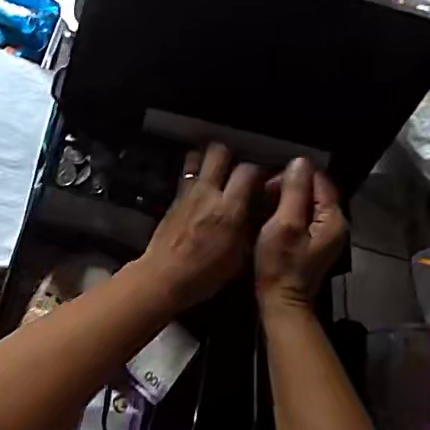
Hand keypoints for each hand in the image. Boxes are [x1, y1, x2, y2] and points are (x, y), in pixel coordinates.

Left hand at [136, 142, 261, 309]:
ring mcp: (187, 192)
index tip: (264, 179)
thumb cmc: (206, 274)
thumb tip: (265, 208)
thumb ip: (253, 226)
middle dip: (231, 155)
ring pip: (198, 156)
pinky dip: (194, 170)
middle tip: (237, 169)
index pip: (249, 170)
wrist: (164, 277)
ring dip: (208, 159)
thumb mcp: (240, 256)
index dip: (259, 171)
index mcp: (229, 208)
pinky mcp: (173, 197)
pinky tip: (200, 182)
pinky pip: (185, 173)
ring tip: (217, 169)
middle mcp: (208, 193)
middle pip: (220, 152)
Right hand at [255, 158, 347, 316]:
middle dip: (289, 186)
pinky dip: (286, 211)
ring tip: (263, 203)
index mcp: (333, 218)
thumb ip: (294, 192)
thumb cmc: (280, 264)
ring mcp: (324, 234)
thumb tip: (300, 161)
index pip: (319, 179)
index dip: (295, 174)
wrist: (281, 303)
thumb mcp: (284, 224)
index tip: (271, 180)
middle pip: (314, 189)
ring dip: (285, 198)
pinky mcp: (312, 241)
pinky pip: (301, 216)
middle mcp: (335, 223)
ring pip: (306, 202)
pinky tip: (269, 216)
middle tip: (263, 193)